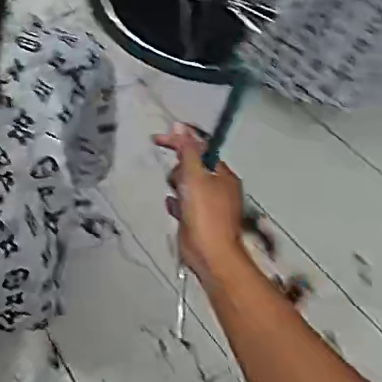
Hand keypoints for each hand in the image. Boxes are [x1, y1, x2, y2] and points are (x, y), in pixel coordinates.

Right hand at [159, 123, 249, 282]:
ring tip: (177, 197)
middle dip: (179, 170)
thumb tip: (180, 126)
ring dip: (176, 187)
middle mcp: (219, 187)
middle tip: (177, 182)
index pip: (200, 148)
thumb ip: (187, 150)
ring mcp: (210, 204)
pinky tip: (174, 209)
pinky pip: (183, 202)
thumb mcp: (194, 176)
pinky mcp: (199, 218)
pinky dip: (177, 203)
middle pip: (192, 166)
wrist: (210, 254)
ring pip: (186, 184)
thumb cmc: (205, 213)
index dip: (179, 141)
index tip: (158, 140)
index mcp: (223, 174)